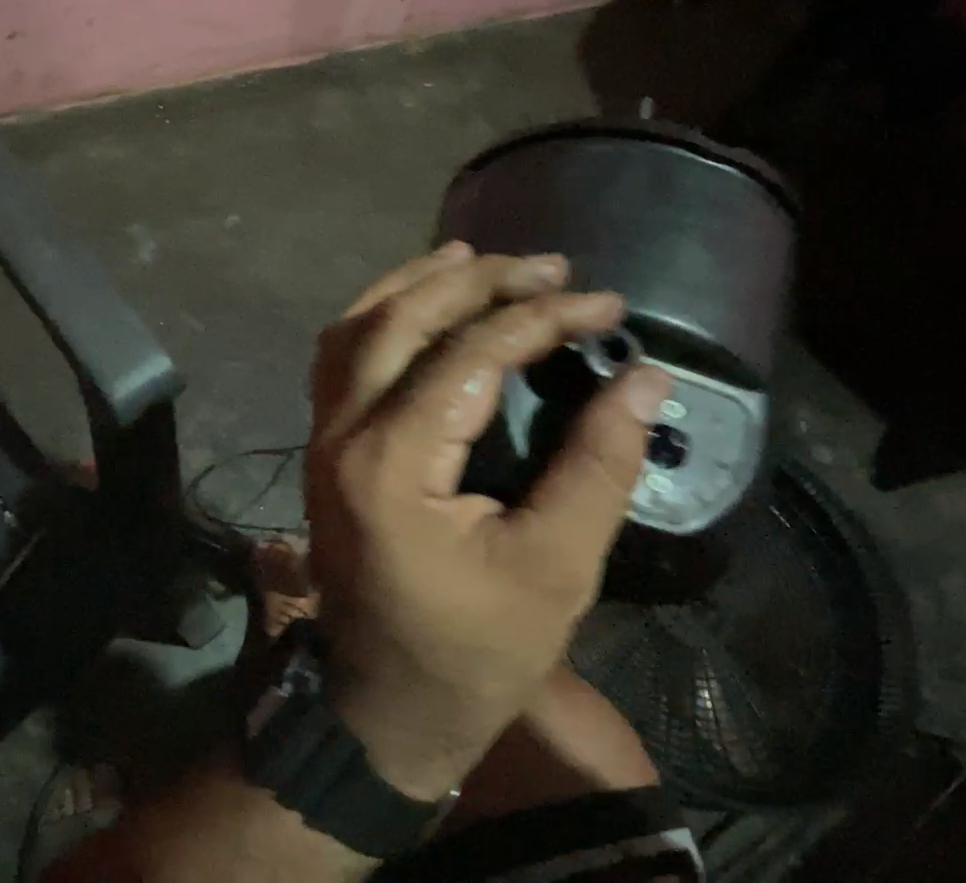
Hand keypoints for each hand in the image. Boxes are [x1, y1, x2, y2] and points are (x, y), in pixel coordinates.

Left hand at [306, 242, 671, 799]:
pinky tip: (417, 306)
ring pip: (355, 329)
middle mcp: (341, 435)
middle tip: (547, 265)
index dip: (541, 319)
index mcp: (392, 464)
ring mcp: (321, 439)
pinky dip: (378, 318)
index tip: (606, 304)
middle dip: (475, 281)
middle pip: (398, 321)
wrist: (385, 705)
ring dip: (415, 285)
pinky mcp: (324, 449)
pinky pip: (340, 359)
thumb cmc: (474, 652)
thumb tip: (644, 377)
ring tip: (478, 259)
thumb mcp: (555, 569)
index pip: (467, 355)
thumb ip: (597, 464)